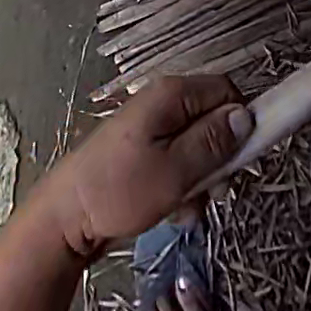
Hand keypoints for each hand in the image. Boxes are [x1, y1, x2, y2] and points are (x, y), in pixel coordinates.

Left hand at [37, 75, 252, 257]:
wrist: (65, 217)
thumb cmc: (118, 190)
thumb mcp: (174, 171)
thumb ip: (213, 143)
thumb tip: (246, 115)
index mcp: (171, 94)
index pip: (226, 92)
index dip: (240, 124)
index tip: (243, 160)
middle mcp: (164, 102)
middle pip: (214, 120)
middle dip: (220, 158)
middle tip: (212, 191)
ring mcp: (154, 126)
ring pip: (199, 146)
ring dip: (202, 179)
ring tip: (185, 206)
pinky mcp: (146, 149)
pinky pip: (180, 160)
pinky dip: (183, 184)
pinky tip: (172, 209)